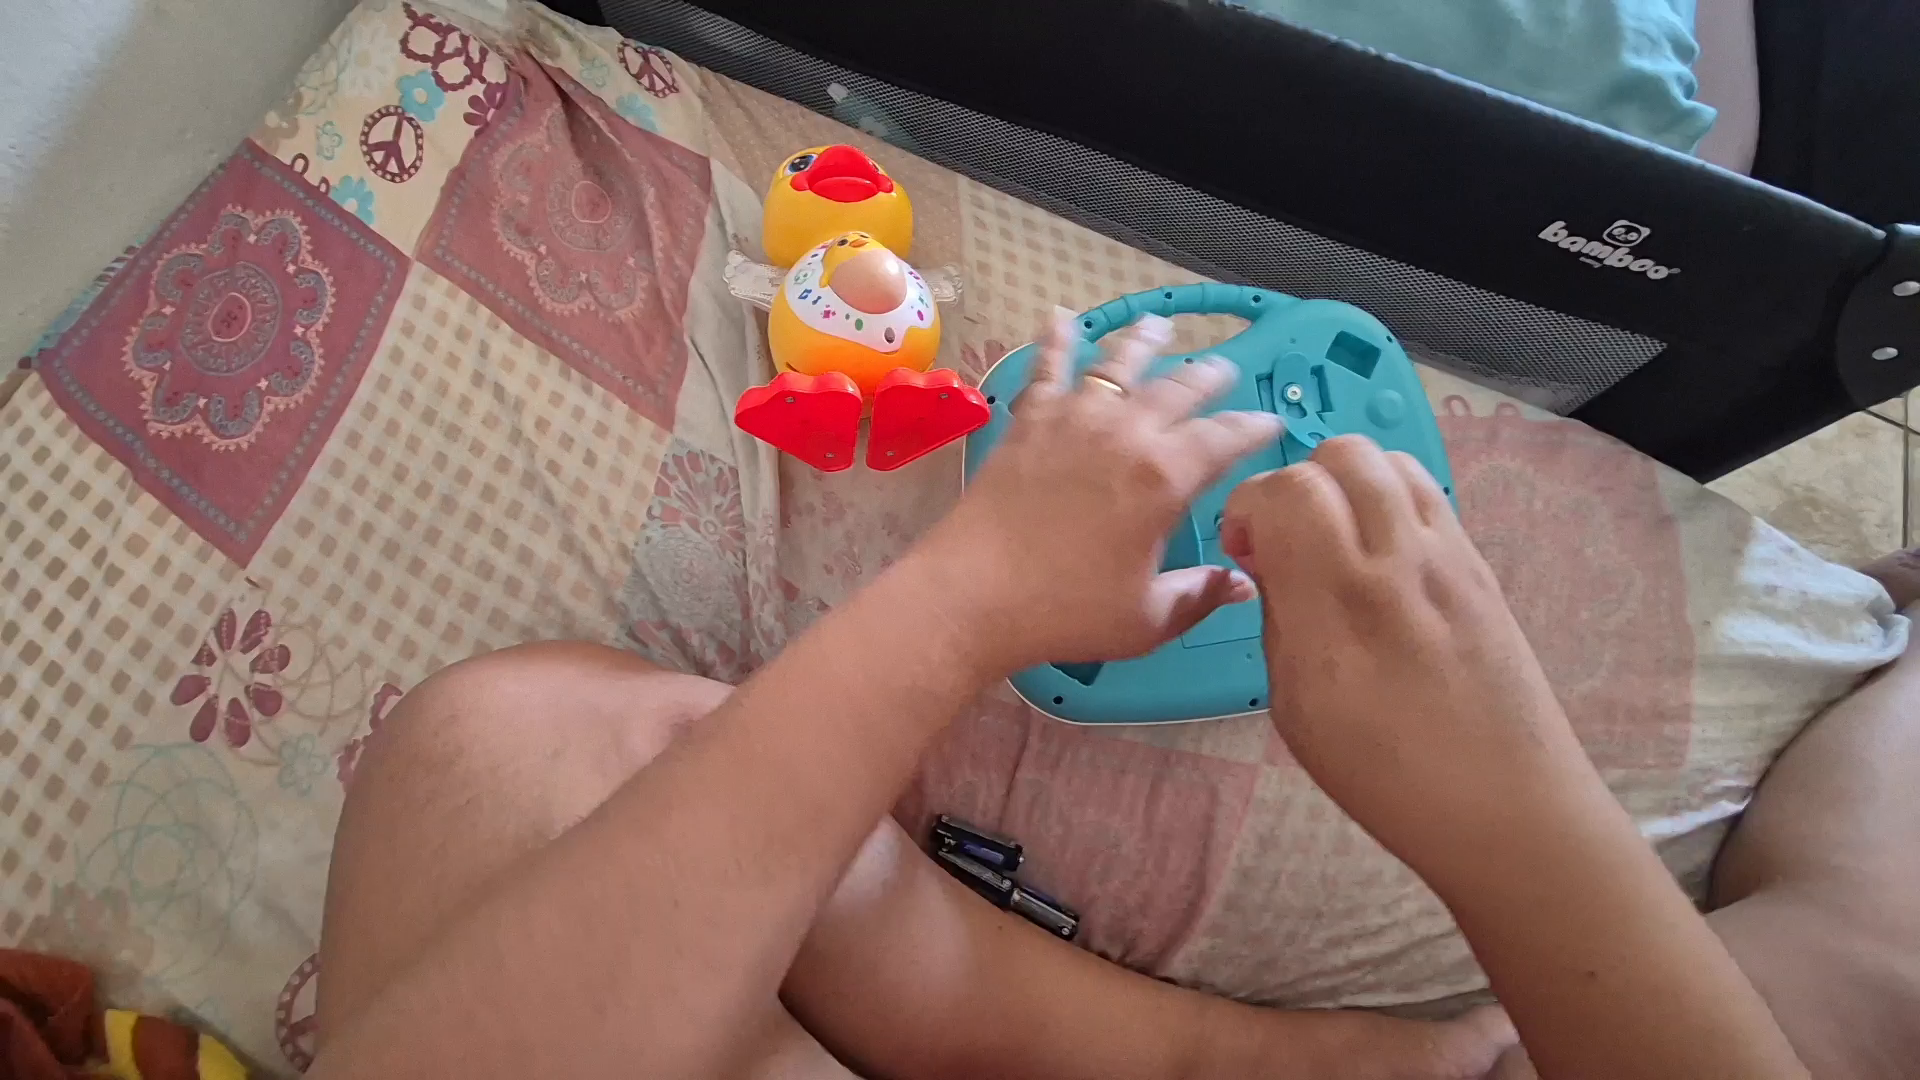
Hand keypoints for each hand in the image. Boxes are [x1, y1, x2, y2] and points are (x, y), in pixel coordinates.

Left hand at [927, 309, 1281, 673]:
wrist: (975, 593)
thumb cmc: (1065, 611)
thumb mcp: (1146, 618)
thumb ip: (1198, 595)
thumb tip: (1242, 584)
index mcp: (1165, 478)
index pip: (1226, 438)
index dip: (1253, 428)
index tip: (1270, 423)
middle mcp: (1125, 435)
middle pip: (1179, 390)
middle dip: (1209, 378)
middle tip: (1223, 370)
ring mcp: (1073, 422)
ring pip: (1117, 367)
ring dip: (1143, 342)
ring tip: (1159, 325)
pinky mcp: (1028, 423)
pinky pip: (1046, 371)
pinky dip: (1055, 341)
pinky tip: (1059, 317)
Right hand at [1220, 435, 1593, 876]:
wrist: (1505, 807)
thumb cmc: (1379, 770)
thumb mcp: (1291, 702)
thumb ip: (1277, 615)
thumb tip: (1269, 563)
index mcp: (1337, 603)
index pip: (1287, 491)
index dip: (1248, 506)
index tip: (1243, 551)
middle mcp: (1397, 561)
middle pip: (1339, 456)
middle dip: (1292, 484)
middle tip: (1284, 539)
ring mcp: (1448, 555)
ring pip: (1387, 460)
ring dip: (1340, 482)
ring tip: (1330, 536)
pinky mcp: (1480, 563)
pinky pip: (1424, 491)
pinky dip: (1382, 497)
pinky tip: (1374, 551)